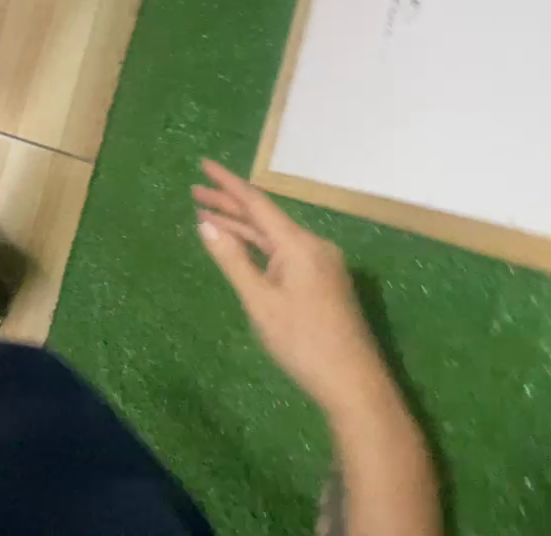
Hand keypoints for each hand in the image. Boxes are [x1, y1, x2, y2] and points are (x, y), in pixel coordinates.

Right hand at [192, 160, 394, 419]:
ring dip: (241, 226)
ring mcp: (320, 265)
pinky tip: (239, 246)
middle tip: (194, 192)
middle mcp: (313, 246)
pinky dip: (257, 246)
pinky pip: (283, 252)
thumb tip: (206, 223)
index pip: (257, 203)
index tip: (203, 164)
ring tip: (207, 215)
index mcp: (299, 245)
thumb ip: (232, 259)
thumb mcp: (259, 301)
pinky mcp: (322, 282)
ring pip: (273, 236)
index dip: (228, 183)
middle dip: (229, 204)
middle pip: (265, 217)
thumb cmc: (302, 342)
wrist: (356, 388)